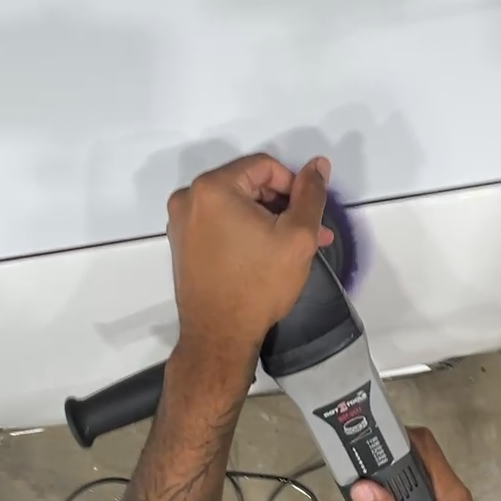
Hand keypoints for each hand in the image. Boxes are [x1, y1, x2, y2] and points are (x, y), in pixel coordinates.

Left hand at [167, 153, 333, 359]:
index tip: (309, 215)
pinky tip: (267, 254)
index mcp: (213, 188)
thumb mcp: (298, 235)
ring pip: (236, 206)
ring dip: (267, 220)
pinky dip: (245, 231)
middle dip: (283, 206)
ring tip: (294, 248)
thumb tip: (318, 165)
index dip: (294, 186)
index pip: (265, 166)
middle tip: (310, 233)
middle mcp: (189, 198)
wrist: (220, 336)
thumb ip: (311, 194)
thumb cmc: (259, 285)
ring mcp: (182, 222)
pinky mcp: (183, 244)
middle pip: (249, 184)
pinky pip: (221, 223)